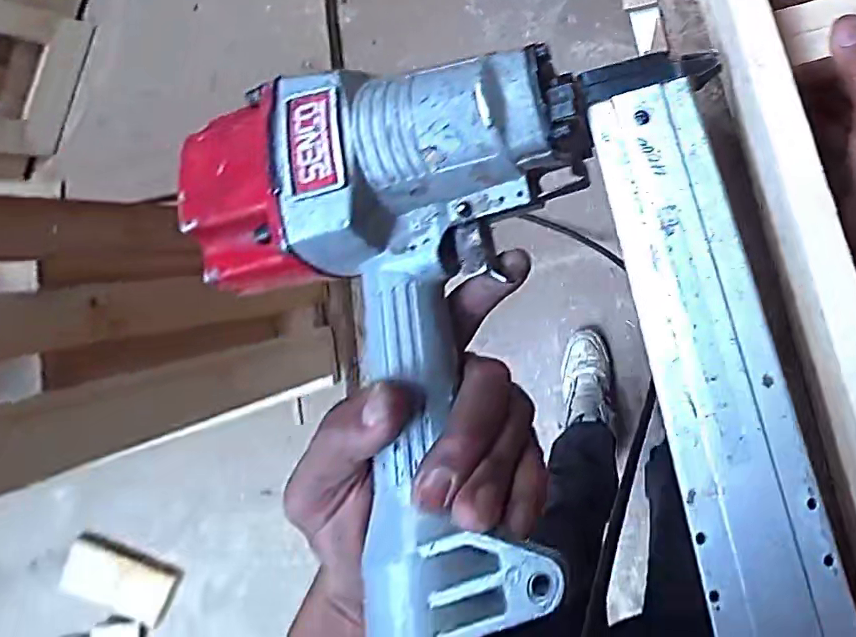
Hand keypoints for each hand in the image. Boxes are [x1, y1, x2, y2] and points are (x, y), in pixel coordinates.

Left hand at [282, 251, 548, 631]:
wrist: (375, 587)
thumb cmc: (349, 519)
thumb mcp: (316, 486)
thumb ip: (339, 437)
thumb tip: (387, 398)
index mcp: (421, 378)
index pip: (452, 318)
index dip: (482, 288)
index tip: (508, 268)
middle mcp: (466, 393)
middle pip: (489, 379)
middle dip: (467, 433)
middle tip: (434, 490)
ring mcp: (501, 429)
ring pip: (517, 423)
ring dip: (490, 473)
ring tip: (461, 519)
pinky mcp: (525, 468)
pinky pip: (538, 467)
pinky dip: (520, 497)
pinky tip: (499, 522)